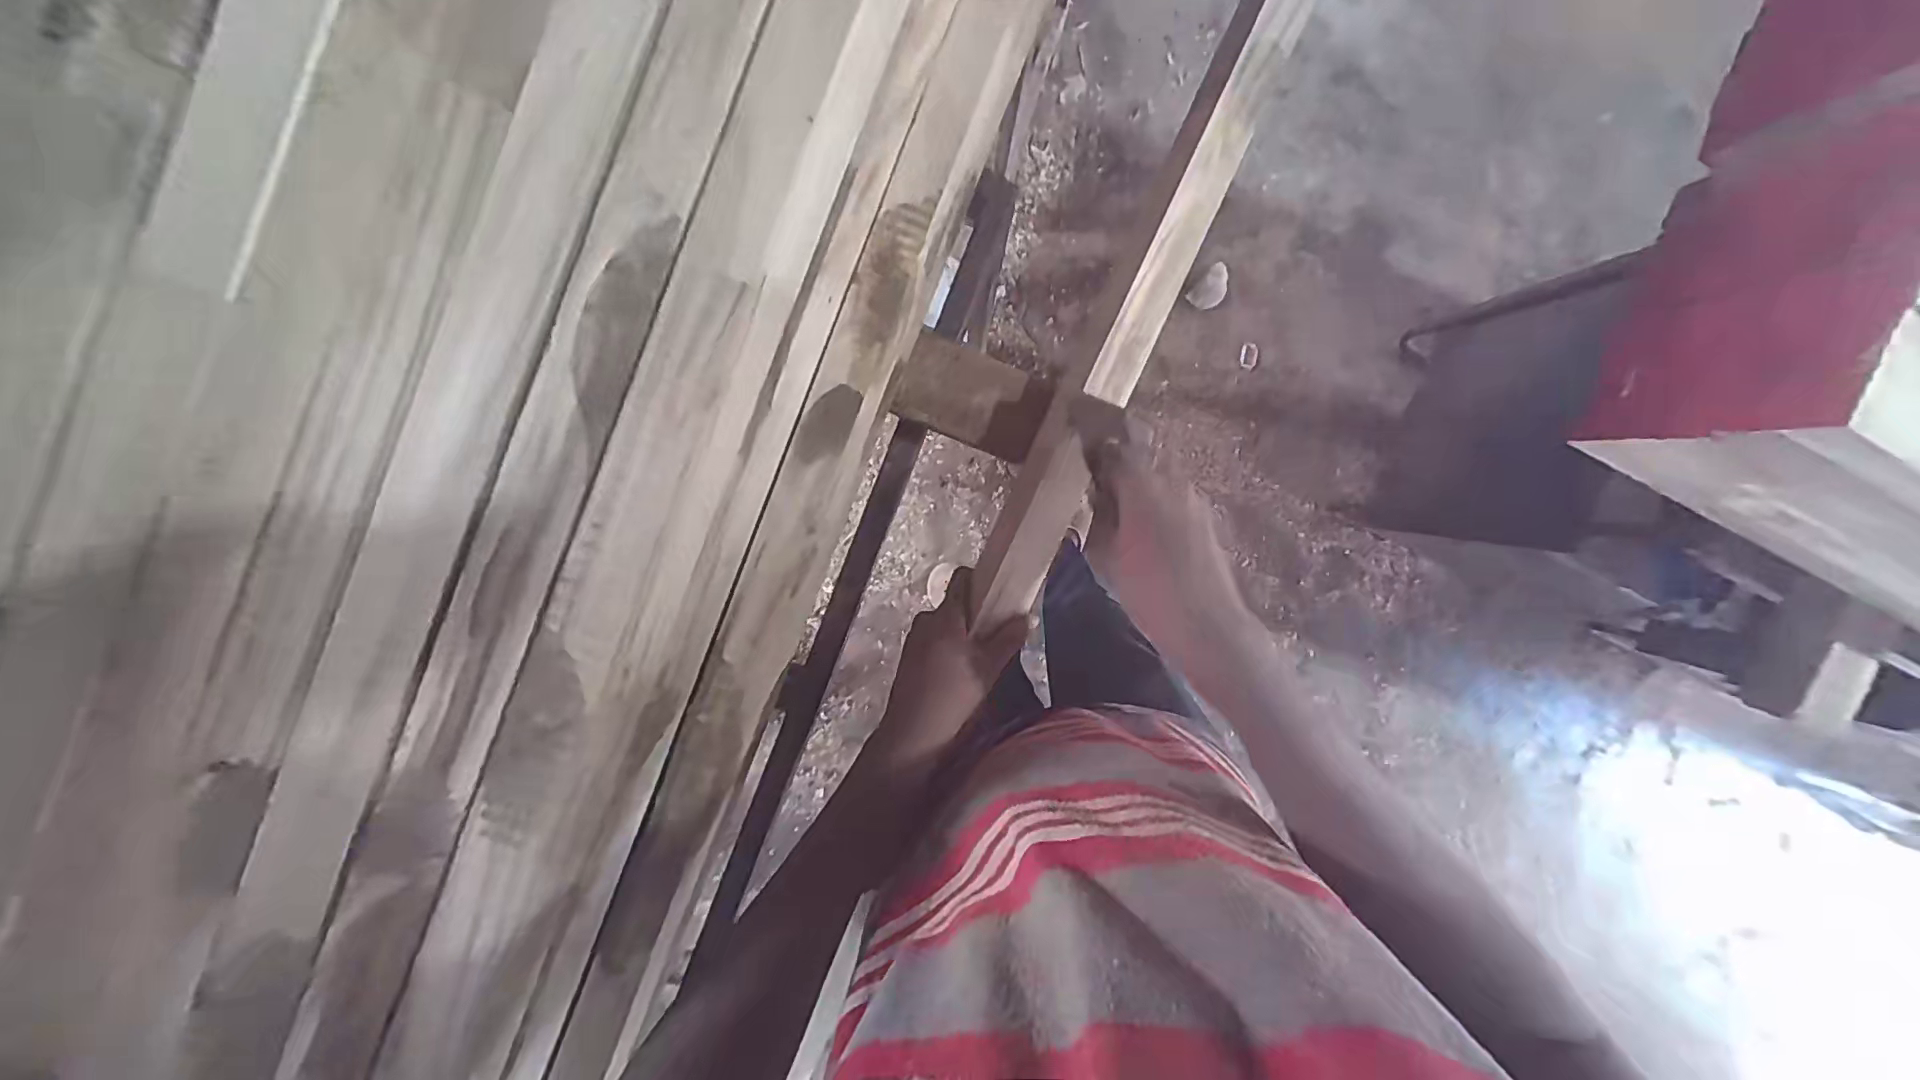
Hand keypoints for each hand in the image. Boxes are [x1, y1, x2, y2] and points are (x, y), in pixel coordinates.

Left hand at [857, 566, 1030, 777]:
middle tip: (996, 632)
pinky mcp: (909, 659)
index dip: (980, 580)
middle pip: (955, 604)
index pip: (961, 579)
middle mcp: (925, 621)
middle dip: (974, 614)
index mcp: (944, 616)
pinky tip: (960, 672)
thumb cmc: (953, 696)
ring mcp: (914, 639)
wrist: (913, 733)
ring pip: (944, 625)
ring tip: (980, 658)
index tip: (998, 593)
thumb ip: (1007, 639)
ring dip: (962, 634)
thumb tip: (1024, 617)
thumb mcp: (988, 668)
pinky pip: (934, 641)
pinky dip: (949, 648)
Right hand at [1070, 399, 1253, 654]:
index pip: (1114, 446)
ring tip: (1109, 494)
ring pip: (1156, 471)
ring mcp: (1193, 498)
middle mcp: (1172, 481)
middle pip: (1140, 450)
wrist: (1209, 627)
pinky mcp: (1203, 517)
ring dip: (1133, 474)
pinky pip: (1169, 492)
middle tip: (1088, 466)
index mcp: (1144, 486)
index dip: (1092, 434)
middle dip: (1114, 451)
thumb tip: (1092, 493)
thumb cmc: (1150, 594)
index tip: (1072, 424)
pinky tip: (1136, 519)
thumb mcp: (1107, 557)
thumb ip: (1097, 517)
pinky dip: (1149, 494)